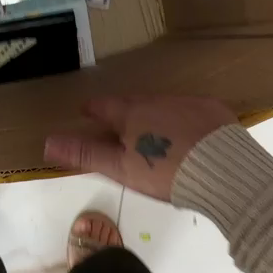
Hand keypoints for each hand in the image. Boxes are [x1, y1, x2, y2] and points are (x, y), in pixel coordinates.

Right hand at [43, 96, 237, 200]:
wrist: (223, 170)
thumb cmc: (165, 172)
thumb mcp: (121, 168)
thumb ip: (86, 153)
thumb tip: (48, 140)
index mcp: (132, 113)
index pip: (105, 106)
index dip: (94, 109)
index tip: (86, 111)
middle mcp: (157, 100)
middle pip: (134, 102)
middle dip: (124, 110)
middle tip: (120, 122)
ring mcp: (187, 102)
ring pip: (163, 104)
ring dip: (155, 114)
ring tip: (155, 131)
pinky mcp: (213, 110)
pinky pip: (192, 109)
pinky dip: (185, 118)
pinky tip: (189, 134)